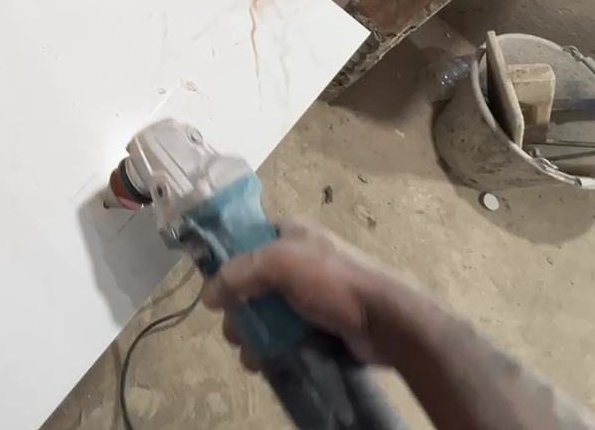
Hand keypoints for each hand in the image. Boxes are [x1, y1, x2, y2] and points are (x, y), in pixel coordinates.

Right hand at [200, 217, 413, 368]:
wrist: (387, 321)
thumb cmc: (332, 279)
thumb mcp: (279, 263)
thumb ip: (240, 272)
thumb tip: (207, 295)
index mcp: (291, 232)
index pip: (248, 240)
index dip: (228, 262)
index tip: (215, 289)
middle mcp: (299, 258)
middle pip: (254, 281)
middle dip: (239, 308)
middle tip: (232, 332)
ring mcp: (312, 293)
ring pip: (269, 311)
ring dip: (254, 332)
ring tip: (248, 355)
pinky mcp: (322, 323)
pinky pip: (288, 332)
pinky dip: (273, 346)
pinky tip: (264, 362)